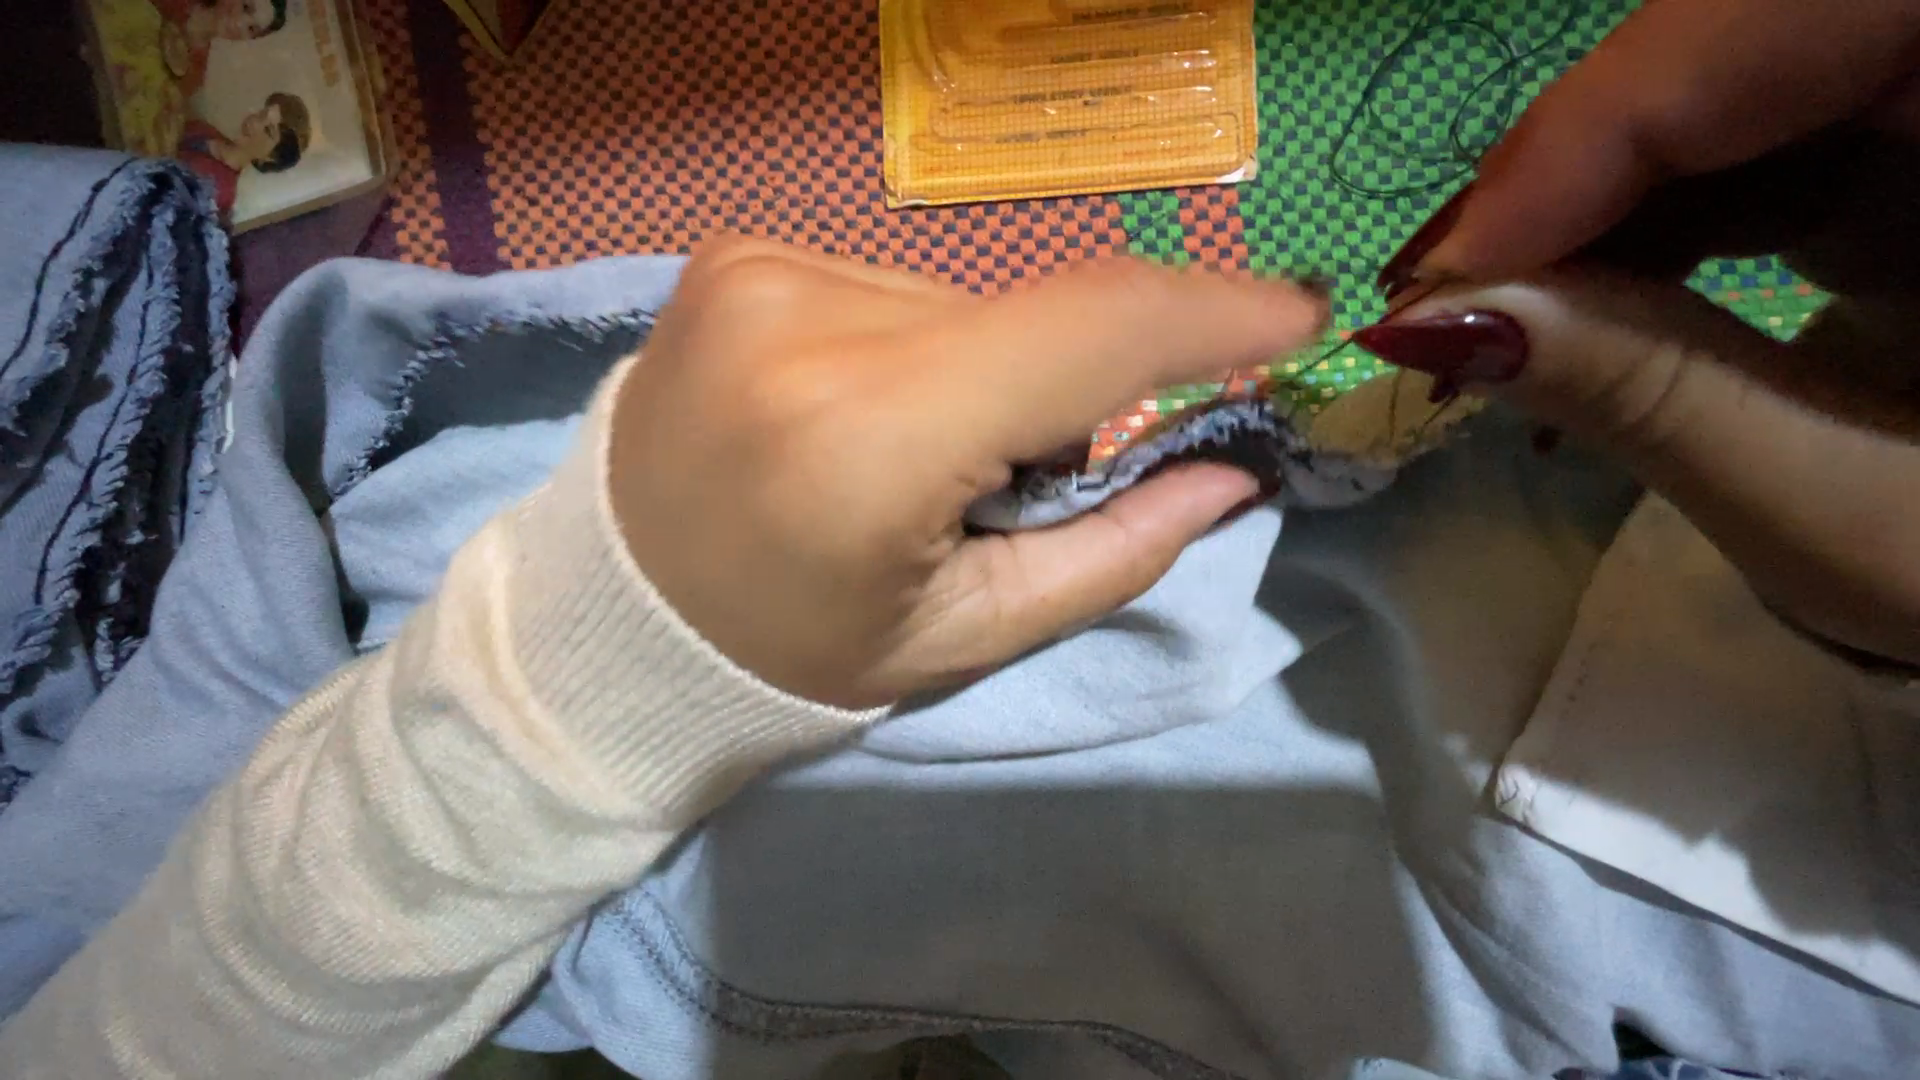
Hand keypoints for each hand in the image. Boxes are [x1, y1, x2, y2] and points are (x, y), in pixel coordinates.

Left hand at [607, 237, 1325, 707]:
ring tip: (892, 458)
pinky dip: (905, 350)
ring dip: (971, 376)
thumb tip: (1227, 473)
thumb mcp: (961, 633)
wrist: (614, 618)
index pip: (1086, 335)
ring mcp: (758, 271)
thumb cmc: (792, 652)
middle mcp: (809, 325)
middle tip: (984, 486)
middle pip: (1025, 328)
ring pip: (957, 309)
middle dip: (1047, 403)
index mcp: (871, 438)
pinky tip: (838, 413)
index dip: (1210, 314)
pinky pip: (887, 291)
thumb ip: (1111, 553)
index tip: (1295, 315)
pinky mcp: (733, 256)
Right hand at [1356, 0, 1919, 665]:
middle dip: (1551, 189)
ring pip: (1707, 115)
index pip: (1777, 22)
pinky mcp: (1903, 164)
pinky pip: (1729, 164)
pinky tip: (1563, 330)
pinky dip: (1620, 249)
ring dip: (1567, 229)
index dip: (1584, 137)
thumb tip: (1419, 328)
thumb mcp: (1856, 515)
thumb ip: (1647, 396)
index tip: (1437, 280)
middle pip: (1721, 62)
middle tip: (1428, 310)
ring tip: (1478, 337)